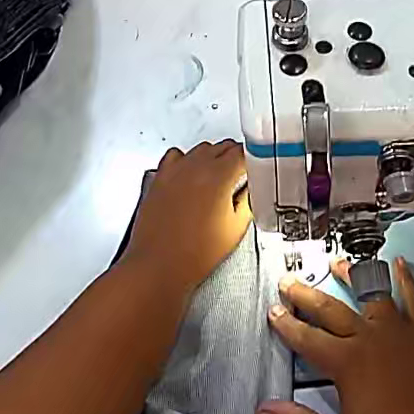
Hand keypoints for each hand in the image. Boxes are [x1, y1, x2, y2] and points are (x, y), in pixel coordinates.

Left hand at [119, 140, 252, 301]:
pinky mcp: (159, 177)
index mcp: (219, 176)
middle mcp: (196, 167)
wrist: (158, 267)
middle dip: (234, 158)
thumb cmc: (193, 255)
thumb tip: (249, 190)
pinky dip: (186, 161)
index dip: (252, 159)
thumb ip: (247, 201)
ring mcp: (175, 170)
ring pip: (201, 149)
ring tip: (216, 178)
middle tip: (239, 176)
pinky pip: (176, 157)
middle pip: (223, 146)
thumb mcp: (236, 228)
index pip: (242, 152)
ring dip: (212, 158)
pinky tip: (189, 177)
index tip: (254, 168)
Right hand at [257, 259, 413, 413]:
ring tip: (337, 264)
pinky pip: (413, 302)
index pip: (307, 338)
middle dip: (307, 295)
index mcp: (349, 364)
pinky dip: (406, 281)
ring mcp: (401, 337)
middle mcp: (373, 341)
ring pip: (371, 295)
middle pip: (332, 310)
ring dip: (352, 277)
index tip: (273, 311)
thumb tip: (267, 413)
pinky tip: (401, 267)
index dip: (287, 325)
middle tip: (290, 283)